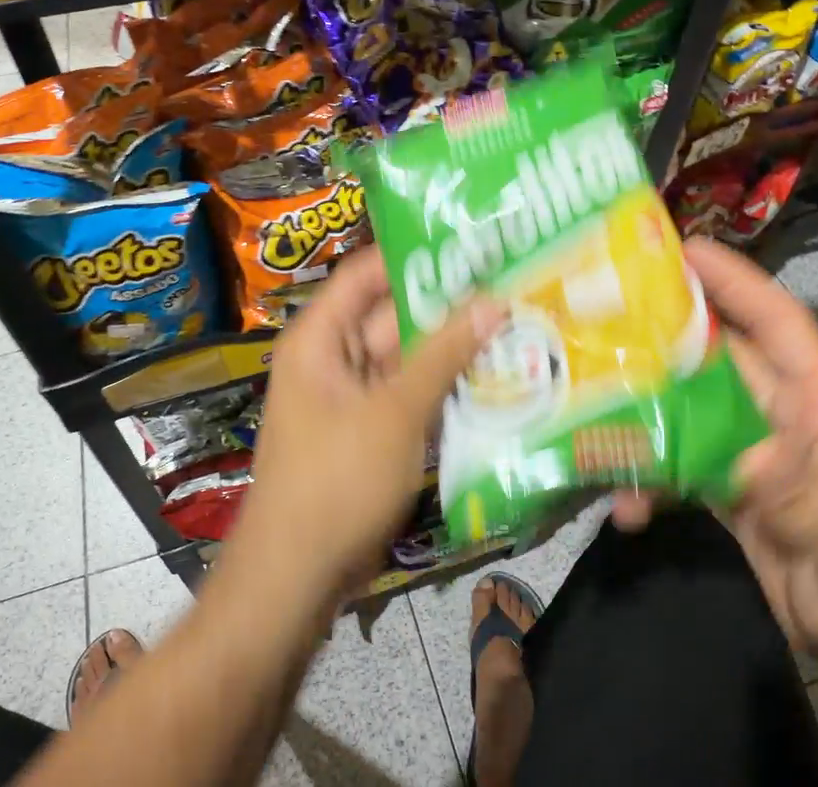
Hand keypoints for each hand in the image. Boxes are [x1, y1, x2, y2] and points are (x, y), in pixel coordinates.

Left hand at [237, 249, 504, 593]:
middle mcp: (333, 360)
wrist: (298, 575)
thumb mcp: (395, 412)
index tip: (474, 241)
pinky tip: (497, 381)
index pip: (367, 273)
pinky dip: (446, 390)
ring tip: (520, 325)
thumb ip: (443, 354)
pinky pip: (412, 397)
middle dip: (450, 306)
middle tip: (515, 285)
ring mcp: (354, 400)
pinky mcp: (372, 436)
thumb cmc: (337, 481)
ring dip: (454, 350)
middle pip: (393, 316)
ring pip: (408, 360)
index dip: (416, 254)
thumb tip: (493, 300)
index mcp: (320, 339)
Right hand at [614, 238, 817, 662]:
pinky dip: (646, 475)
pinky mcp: (724, 487)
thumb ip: (810, 508)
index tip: (687, 250)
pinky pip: (676, 461)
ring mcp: (749, 452)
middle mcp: (782, 419)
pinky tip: (623, 504)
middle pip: (721, 357)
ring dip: (644, 409)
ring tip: (591, 407)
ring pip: (688, 405)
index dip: (740, 284)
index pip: (784, 330)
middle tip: (606, 307)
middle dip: (670, 329)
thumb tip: (747, 458)